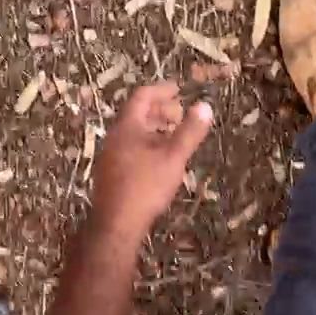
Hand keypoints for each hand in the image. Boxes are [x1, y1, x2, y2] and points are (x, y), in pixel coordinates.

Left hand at [90, 84, 212, 245]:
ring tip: (175, 135)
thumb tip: (205, 106)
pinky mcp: (112, 172)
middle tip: (180, 113)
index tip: (178, 89)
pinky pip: (131, 147)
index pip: (142, 96)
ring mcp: (110, 155)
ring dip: (155, 128)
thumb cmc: (145, 186)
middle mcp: (115, 136)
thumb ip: (189, 131)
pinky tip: (161, 159)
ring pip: (134, 132)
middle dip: (160, 110)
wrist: (115, 225)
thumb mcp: (173, 156)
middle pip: (137, 113)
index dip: (161, 90)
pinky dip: (148, 143)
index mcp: (127, 126)